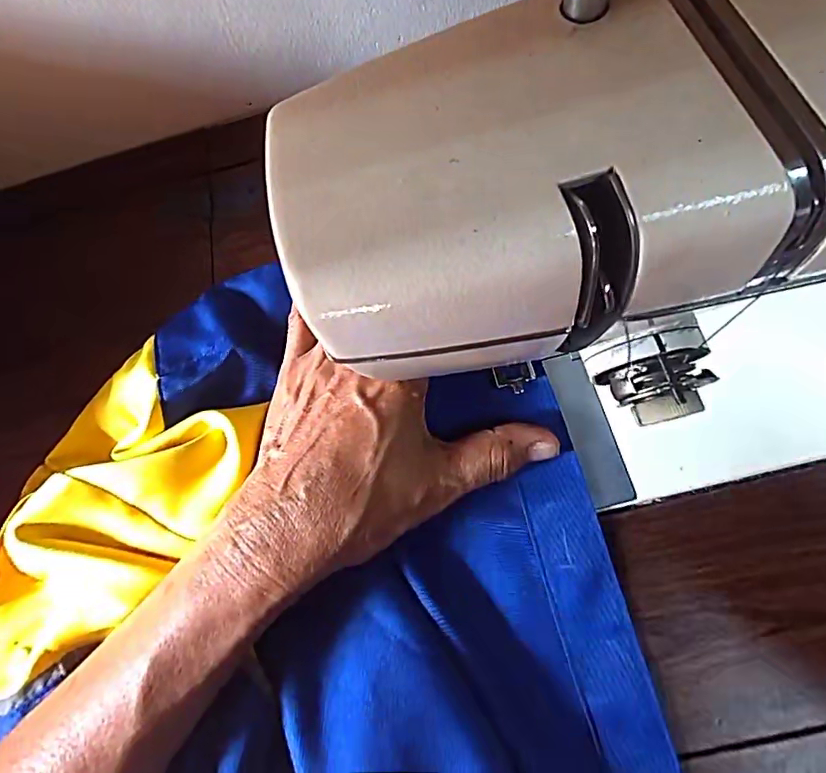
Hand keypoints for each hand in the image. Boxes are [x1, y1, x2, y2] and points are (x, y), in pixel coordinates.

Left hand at [200, 308, 560, 614]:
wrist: (284, 532)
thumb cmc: (352, 506)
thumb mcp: (439, 482)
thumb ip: (495, 454)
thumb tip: (542, 443)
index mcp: (398, 377)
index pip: (437, 327)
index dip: (458, 318)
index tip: (475, 314)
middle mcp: (357, 357)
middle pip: (395, 309)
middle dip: (420, 306)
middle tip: (440, 307)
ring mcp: (319, 359)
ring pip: (352, 306)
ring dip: (377, 300)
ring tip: (398, 294)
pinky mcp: (291, 369)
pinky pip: (304, 318)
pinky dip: (321, 305)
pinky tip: (335, 301)